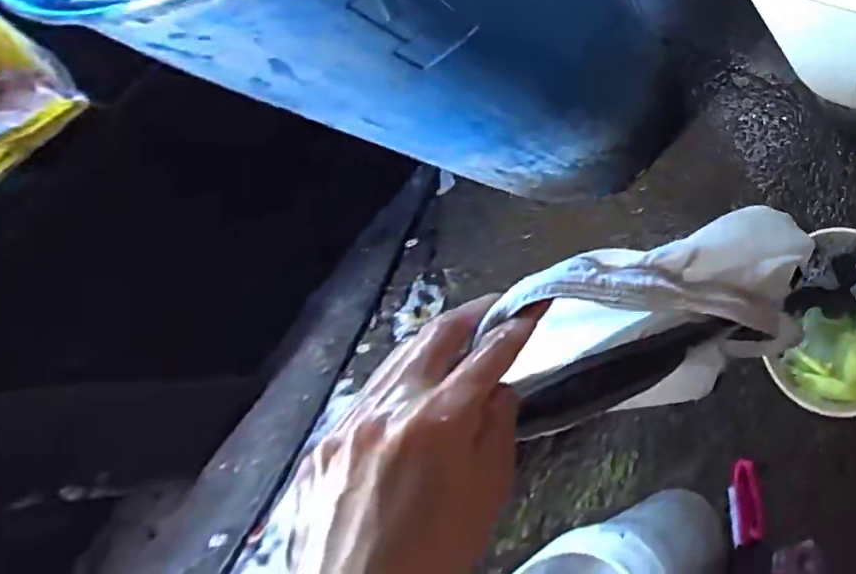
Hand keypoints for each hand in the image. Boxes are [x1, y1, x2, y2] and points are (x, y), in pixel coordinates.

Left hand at [282, 294, 545, 573]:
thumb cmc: (438, 553)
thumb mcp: (490, 486)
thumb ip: (498, 421)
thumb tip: (495, 386)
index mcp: (439, 421)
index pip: (489, 352)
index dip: (517, 325)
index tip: (534, 307)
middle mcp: (391, 409)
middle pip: (438, 334)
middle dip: (474, 313)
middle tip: (498, 306)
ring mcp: (349, 425)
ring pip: (399, 356)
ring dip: (436, 339)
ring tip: (460, 333)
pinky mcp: (322, 446)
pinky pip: (368, 393)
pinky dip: (400, 377)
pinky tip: (414, 384)